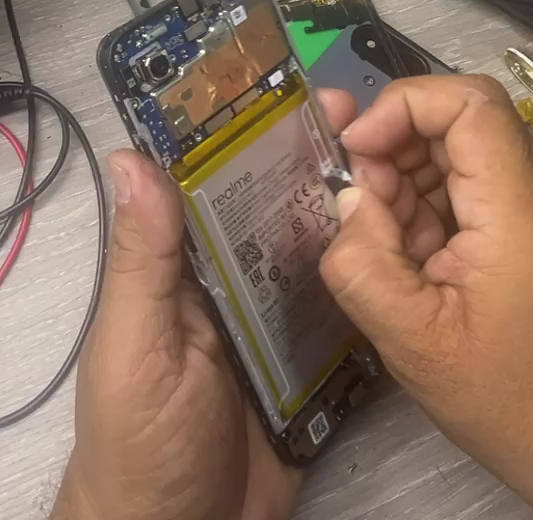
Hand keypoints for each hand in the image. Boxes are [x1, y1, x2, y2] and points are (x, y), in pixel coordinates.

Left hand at [51, 90, 353, 519]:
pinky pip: (337, 312)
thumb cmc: (140, 438)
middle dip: (306, 161)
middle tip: (358, 119)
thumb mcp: (136, 343)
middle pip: (266, 207)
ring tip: (392, 166)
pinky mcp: (304, 363)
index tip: (287, 94)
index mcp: (177, 263)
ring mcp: (266, 319)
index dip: (245, 134)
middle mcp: (222, 279)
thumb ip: (142, 259)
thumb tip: (130, 157)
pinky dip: (364, 281)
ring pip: (307, 251)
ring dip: (342, 211)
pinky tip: (402, 247)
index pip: (208, 182)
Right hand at [319, 74, 532, 519]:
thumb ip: (361, 264)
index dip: (400, 106)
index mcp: (528, 215)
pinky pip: (488, 185)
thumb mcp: (415, 345)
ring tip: (395, 244)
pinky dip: (441, 204)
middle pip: (462, 123)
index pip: (469, 103)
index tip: (357, 148)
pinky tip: (427, 257)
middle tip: (365, 210)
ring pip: (470, 153)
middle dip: (396, 150)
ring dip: (414, 180)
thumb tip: (352, 199)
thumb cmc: (522, 408)